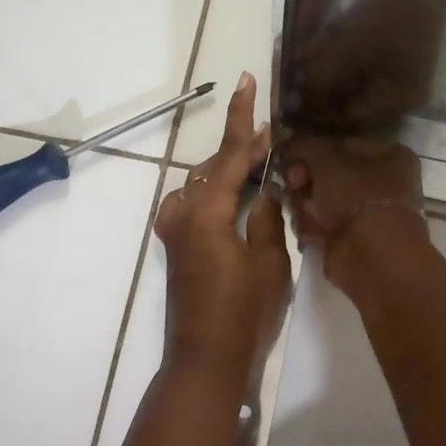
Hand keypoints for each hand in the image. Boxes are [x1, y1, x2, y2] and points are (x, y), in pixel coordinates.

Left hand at [154, 73, 289, 381]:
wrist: (205, 363)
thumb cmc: (243, 314)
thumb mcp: (268, 262)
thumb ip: (265, 217)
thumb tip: (262, 189)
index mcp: (207, 213)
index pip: (230, 155)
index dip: (243, 118)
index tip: (248, 81)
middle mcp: (183, 214)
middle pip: (214, 167)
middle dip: (241, 148)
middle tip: (270, 134)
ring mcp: (175, 232)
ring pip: (201, 184)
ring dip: (226, 170)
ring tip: (257, 163)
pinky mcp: (176, 248)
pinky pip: (191, 204)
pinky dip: (212, 192)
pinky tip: (229, 199)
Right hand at [281, 137, 428, 294]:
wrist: (372, 256)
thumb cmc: (356, 196)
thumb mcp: (326, 159)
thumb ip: (304, 145)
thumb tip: (287, 144)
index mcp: (390, 156)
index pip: (341, 144)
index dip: (312, 149)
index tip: (290, 158)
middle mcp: (383, 182)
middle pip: (329, 172)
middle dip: (305, 178)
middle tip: (293, 183)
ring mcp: (368, 212)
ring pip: (323, 198)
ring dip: (305, 203)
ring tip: (305, 211)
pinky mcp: (353, 238)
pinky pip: (323, 223)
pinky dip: (313, 225)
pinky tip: (311, 231)